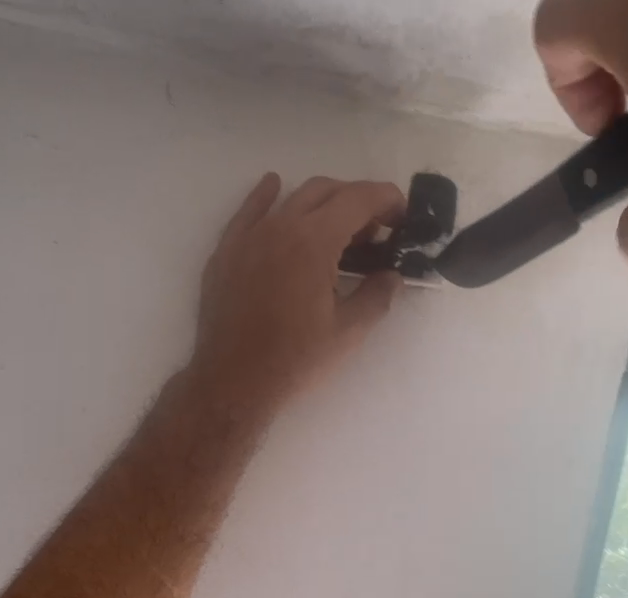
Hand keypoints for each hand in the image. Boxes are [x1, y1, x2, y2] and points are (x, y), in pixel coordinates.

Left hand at [188, 174, 405, 411]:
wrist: (234, 381)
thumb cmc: (294, 360)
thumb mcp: (348, 332)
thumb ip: (376, 296)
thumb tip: (391, 277)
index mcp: (314, 241)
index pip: (358, 199)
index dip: (387, 201)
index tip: (401, 218)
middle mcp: (280, 227)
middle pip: (326, 191)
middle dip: (356, 202)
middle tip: (373, 232)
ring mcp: (248, 237)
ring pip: (289, 199)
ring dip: (319, 202)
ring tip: (335, 227)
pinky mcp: (226, 253)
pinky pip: (248, 212)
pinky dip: (266, 196)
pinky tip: (274, 187)